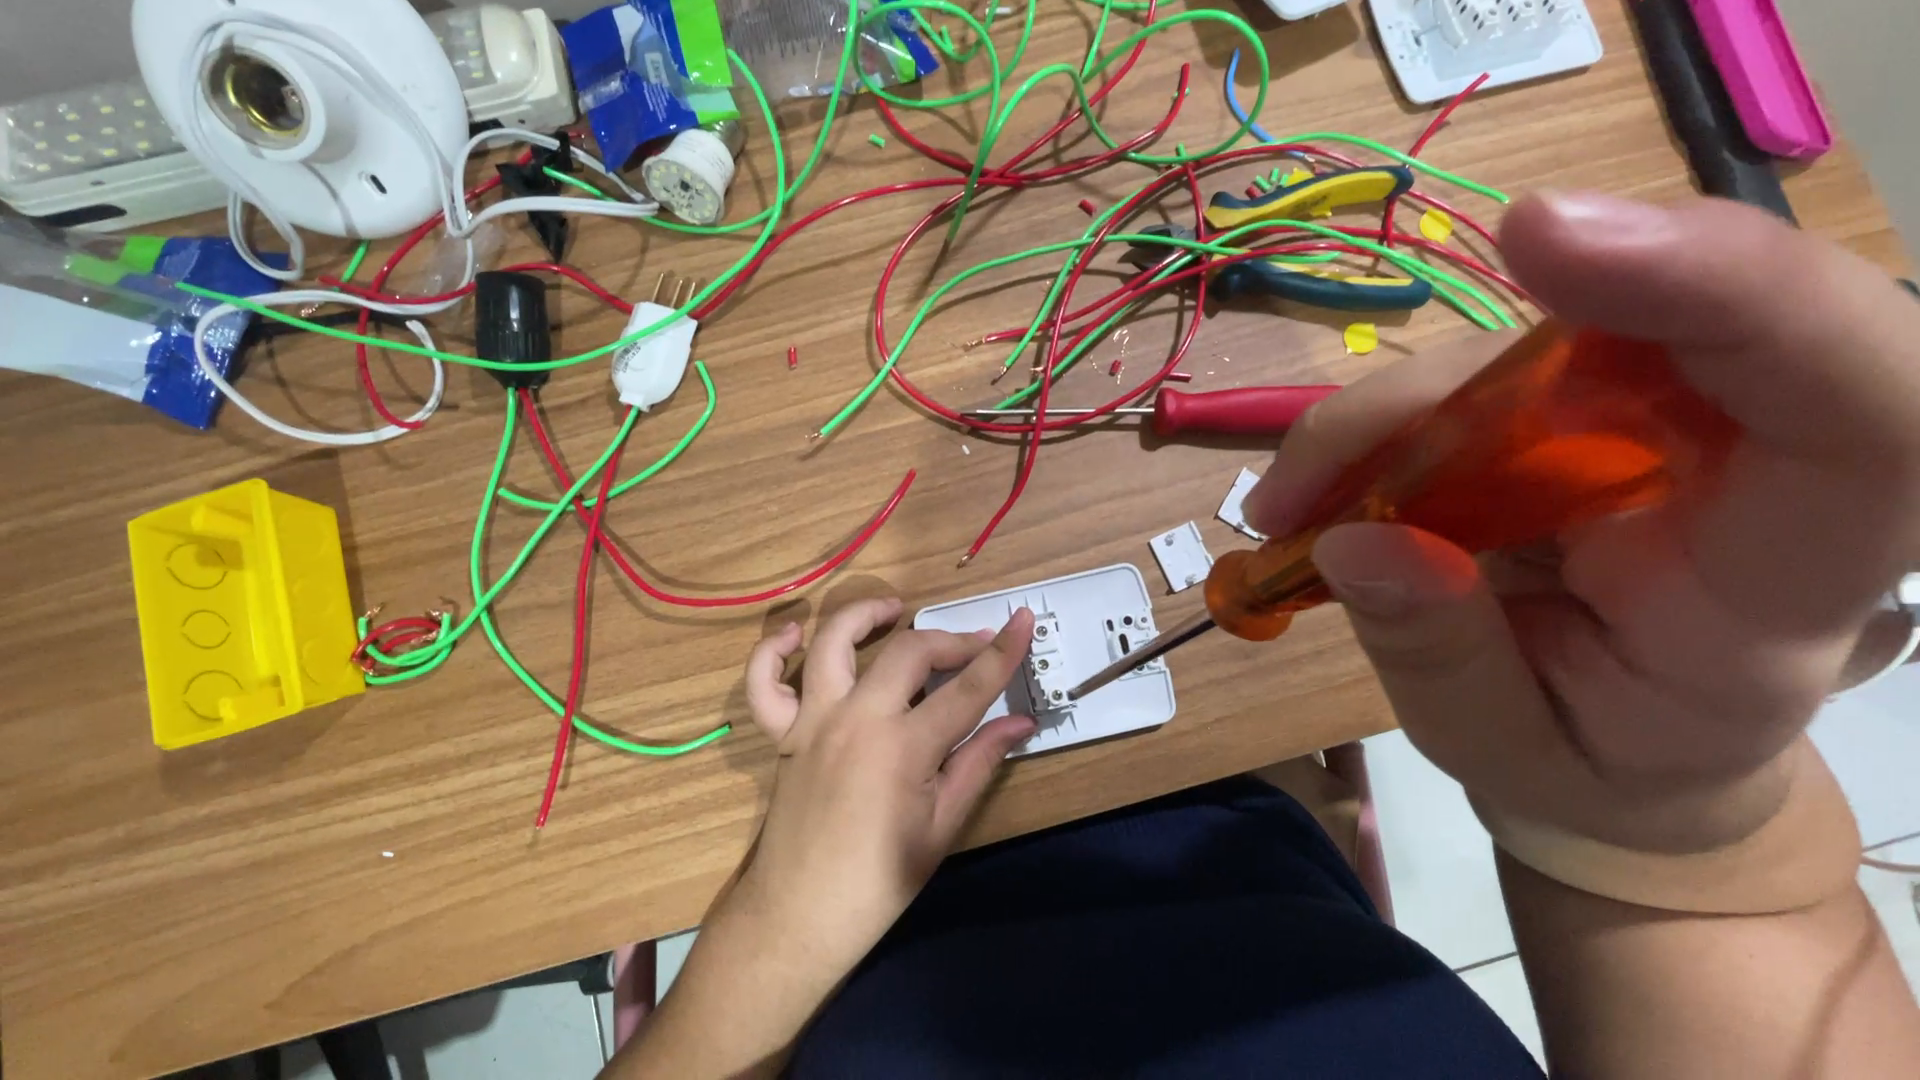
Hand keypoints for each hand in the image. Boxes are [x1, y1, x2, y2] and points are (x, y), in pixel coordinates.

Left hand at [730, 598, 1035, 970]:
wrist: (800, 916)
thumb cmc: (880, 881)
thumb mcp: (942, 827)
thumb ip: (979, 763)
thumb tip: (1022, 722)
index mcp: (904, 748)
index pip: (967, 687)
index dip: (1002, 652)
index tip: (1024, 620)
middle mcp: (858, 719)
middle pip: (910, 651)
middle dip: (951, 639)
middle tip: (977, 646)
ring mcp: (813, 721)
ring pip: (834, 642)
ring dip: (865, 616)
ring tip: (896, 610)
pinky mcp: (783, 734)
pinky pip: (765, 682)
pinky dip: (774, 651)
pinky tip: (798, 636)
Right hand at [1246, 193, 1919, 854]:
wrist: (1627, 749)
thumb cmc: (1598, 765)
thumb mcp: (1509, 750)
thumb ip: (1443, 662)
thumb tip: (1353, 545)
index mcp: (1783, 576)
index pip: (1856, 401)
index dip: (1730, 288)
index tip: (1537, 237)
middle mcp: (1739, 465)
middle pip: (1609, 351)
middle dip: (1427, 400)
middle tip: (1294, 493)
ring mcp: (1650, 424)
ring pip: (1512, 354)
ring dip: (1375, 424)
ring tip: (1290, 512)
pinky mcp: (1571, 411)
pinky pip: (1470, 378)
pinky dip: (1375, 426)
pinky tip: (1322, 485)